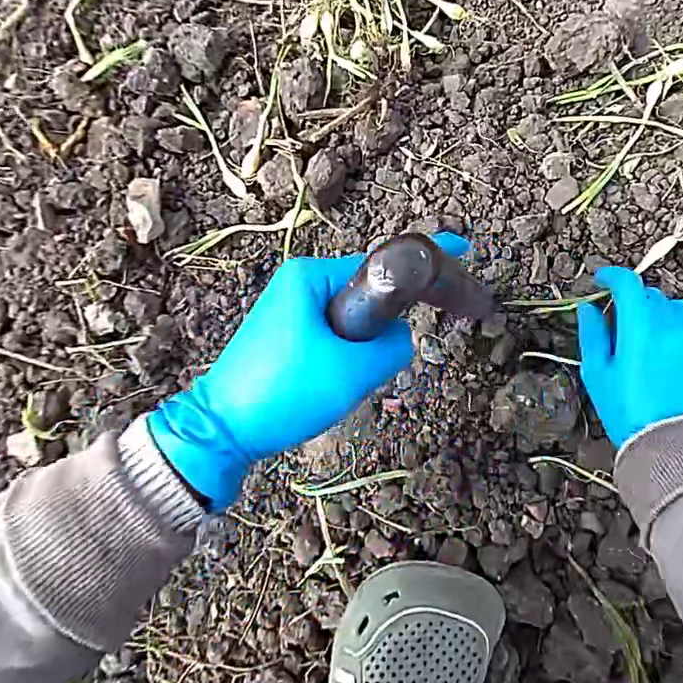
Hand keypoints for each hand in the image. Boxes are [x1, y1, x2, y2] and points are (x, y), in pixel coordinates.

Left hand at [148, 233, 470, 508]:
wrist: (220, 435)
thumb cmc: (284, 392)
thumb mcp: (353, 371)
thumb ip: (395, 346)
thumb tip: (403, 337)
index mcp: (312, 276)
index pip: (382, 260)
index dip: (427, 258)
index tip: (463, 247)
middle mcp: (302, 283)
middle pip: (371, 294)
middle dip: (384, 327)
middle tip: (379, 363)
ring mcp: (293, 309)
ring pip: (356, 320)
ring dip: (365, 349)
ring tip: (348, 381)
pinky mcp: (290, 335)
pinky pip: (338, 335)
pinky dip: (349, 356)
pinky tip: (338, 384)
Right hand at [576, 266, 682, 446]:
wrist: (681, 451)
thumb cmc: (634, 416)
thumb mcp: (599, 376)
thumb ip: (593, 335)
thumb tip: (588, 310)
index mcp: (643, 326)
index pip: (627, 282)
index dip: (612, 276)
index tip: (604, 280)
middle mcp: (677, 325)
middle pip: (654, 296)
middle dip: (638, 305)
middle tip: (627, 328)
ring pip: (681, 315)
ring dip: (665, 323)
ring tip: (655, 353)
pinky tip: (677, 370)